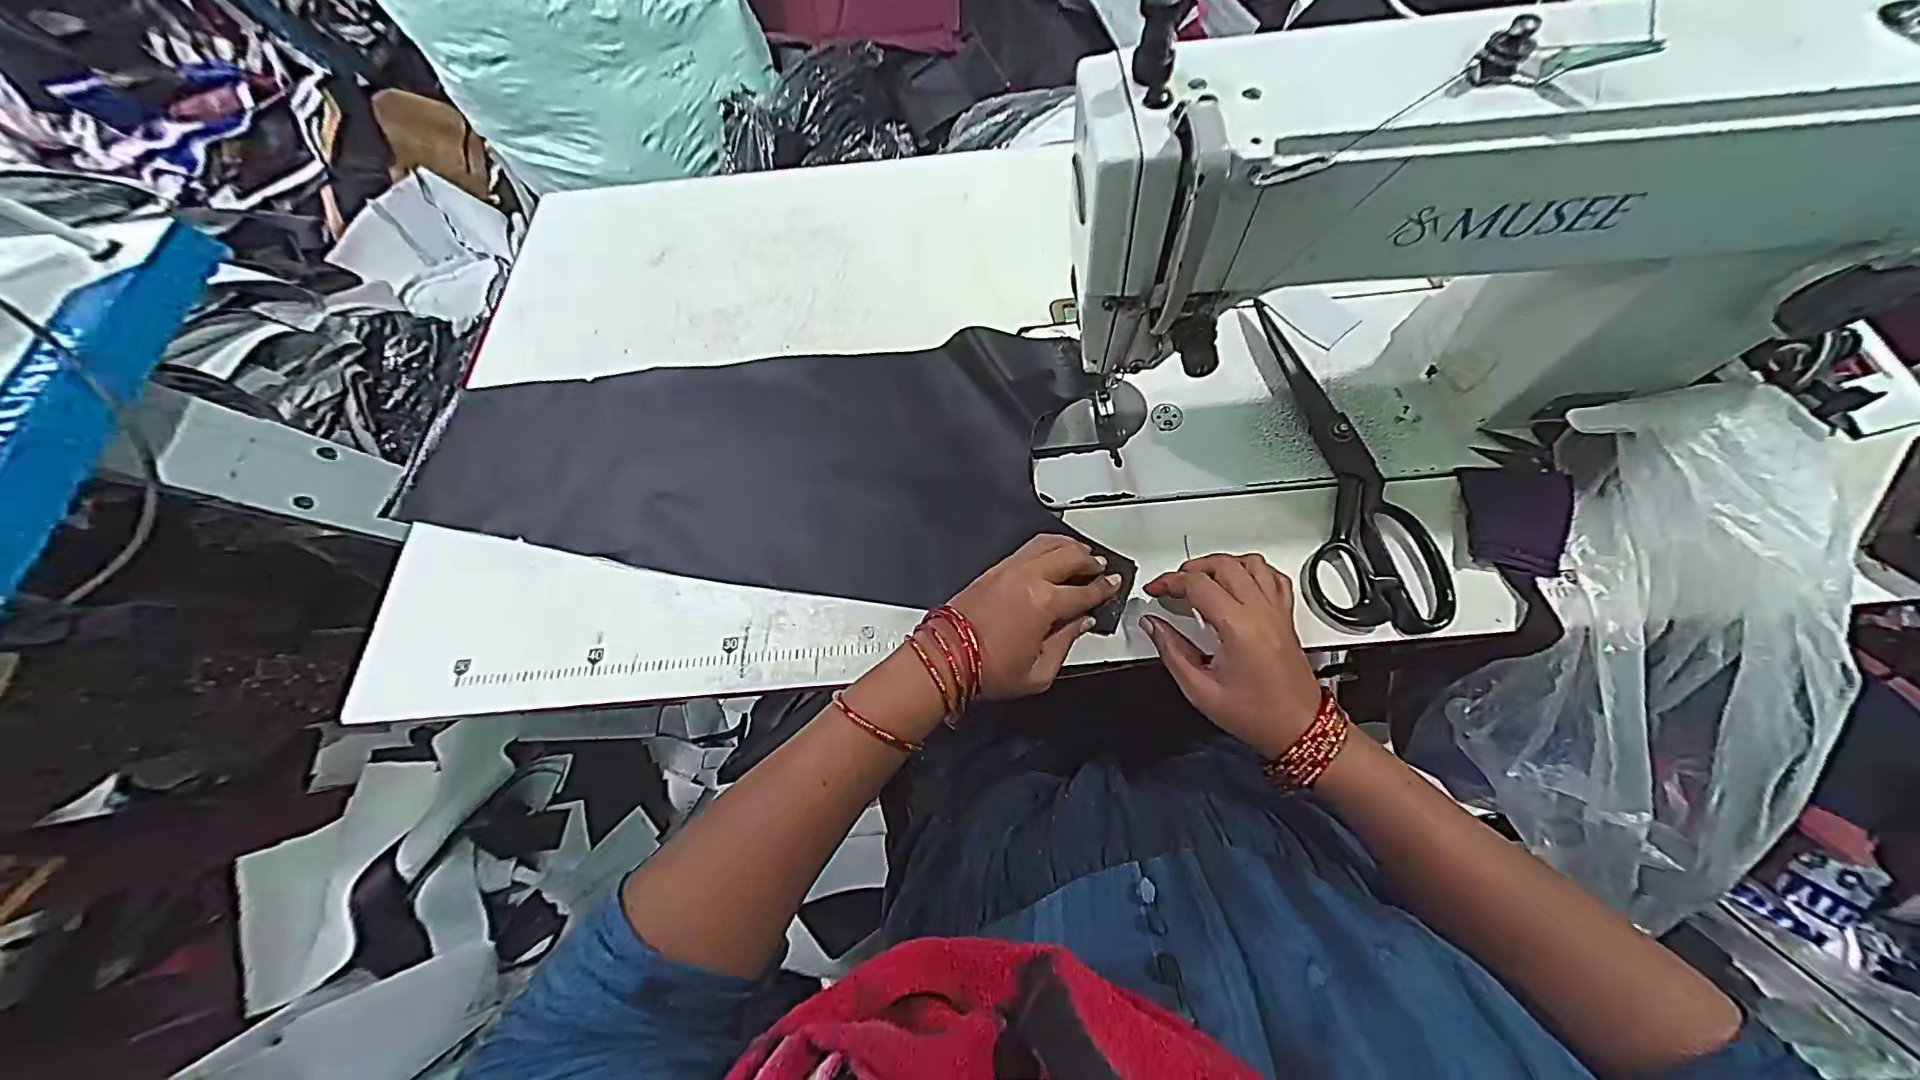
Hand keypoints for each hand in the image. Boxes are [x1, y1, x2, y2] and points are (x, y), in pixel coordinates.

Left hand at [944, 535, 1122, 699]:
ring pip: (1047, 543)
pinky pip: (1026, 548)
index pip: (1085, 590)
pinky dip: (1045, 547)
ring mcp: (1008, 569)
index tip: (1113, 584)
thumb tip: (1079, 625)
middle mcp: (1027, 578)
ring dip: (1069, 546)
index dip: (1105, 587)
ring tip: (1080, 554)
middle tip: (1100, 567)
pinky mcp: (992, 570)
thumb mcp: (1039, 672)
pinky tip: (1050, 554)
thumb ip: (1066, 643)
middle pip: (1071, 556)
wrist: (945, 658)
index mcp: (1044, 603)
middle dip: (1091, 560)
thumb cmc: (985, 669)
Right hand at [1141, 554, 1322, 757]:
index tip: (1156, 590)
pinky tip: (1238, 580)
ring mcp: (1277, 612)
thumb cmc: (1258, 716)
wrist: (1299, 730)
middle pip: (1223, 565)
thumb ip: (1172, 651)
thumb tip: (1154, 626)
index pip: (1198, 584)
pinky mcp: (1286, 617)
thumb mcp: (1200, 690)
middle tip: (1172, 584)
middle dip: (1190, 569)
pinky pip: (1274, 578)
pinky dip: (1252, 570)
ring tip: (1202, 577)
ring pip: (1250, 563)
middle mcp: (1261, 614)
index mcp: (1239, 629)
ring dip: (1221, 564)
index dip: (1169, 582)